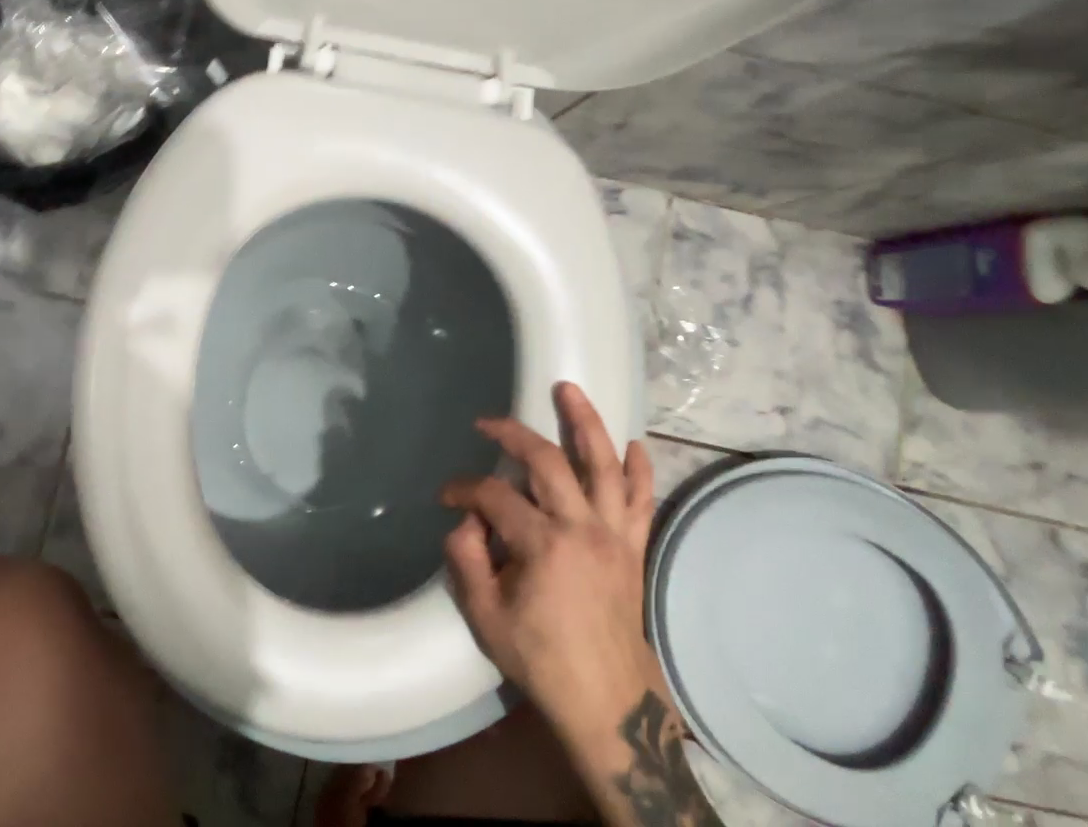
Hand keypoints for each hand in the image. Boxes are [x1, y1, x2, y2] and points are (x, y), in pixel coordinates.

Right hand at [440, 382, 663, 740]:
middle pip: (548, 462)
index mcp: (543, 544)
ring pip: (604, 466)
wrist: (607, 697)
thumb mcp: (484, 614)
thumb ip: (467, 559)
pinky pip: (641, 499)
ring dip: (586, 424)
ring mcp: (615, 534)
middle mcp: (583, 528)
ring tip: (570, 390)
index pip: (493, 495)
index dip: (463, 489)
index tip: (446, 495)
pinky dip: (638, 469)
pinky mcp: (633, 547)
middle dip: (514, 434)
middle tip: (488, 422)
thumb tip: (465, 521)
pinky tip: (632, 445)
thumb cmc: (540, 657)